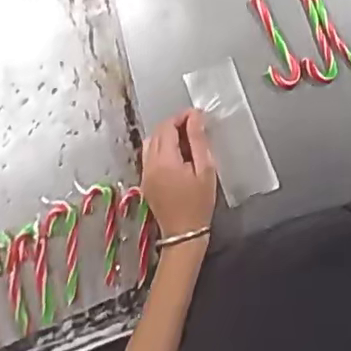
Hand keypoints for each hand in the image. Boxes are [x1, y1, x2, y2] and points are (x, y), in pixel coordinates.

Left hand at [139, 109, 217, 235]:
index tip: (198, 116)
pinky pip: (150, 155)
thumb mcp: (205, 170)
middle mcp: (149, 164)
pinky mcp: (145, 180)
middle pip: (157, 132)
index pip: (168, 127)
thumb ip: (198, 140)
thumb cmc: (199, 203)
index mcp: (164, 160)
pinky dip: (161, 148)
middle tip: (195, 127)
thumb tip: (194, 116)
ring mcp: (145, 172)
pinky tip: (177, 155)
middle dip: (175, 124)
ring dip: (167, 136)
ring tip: (186, 140)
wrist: (184, 234)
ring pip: (151, 142)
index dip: (182, 117)